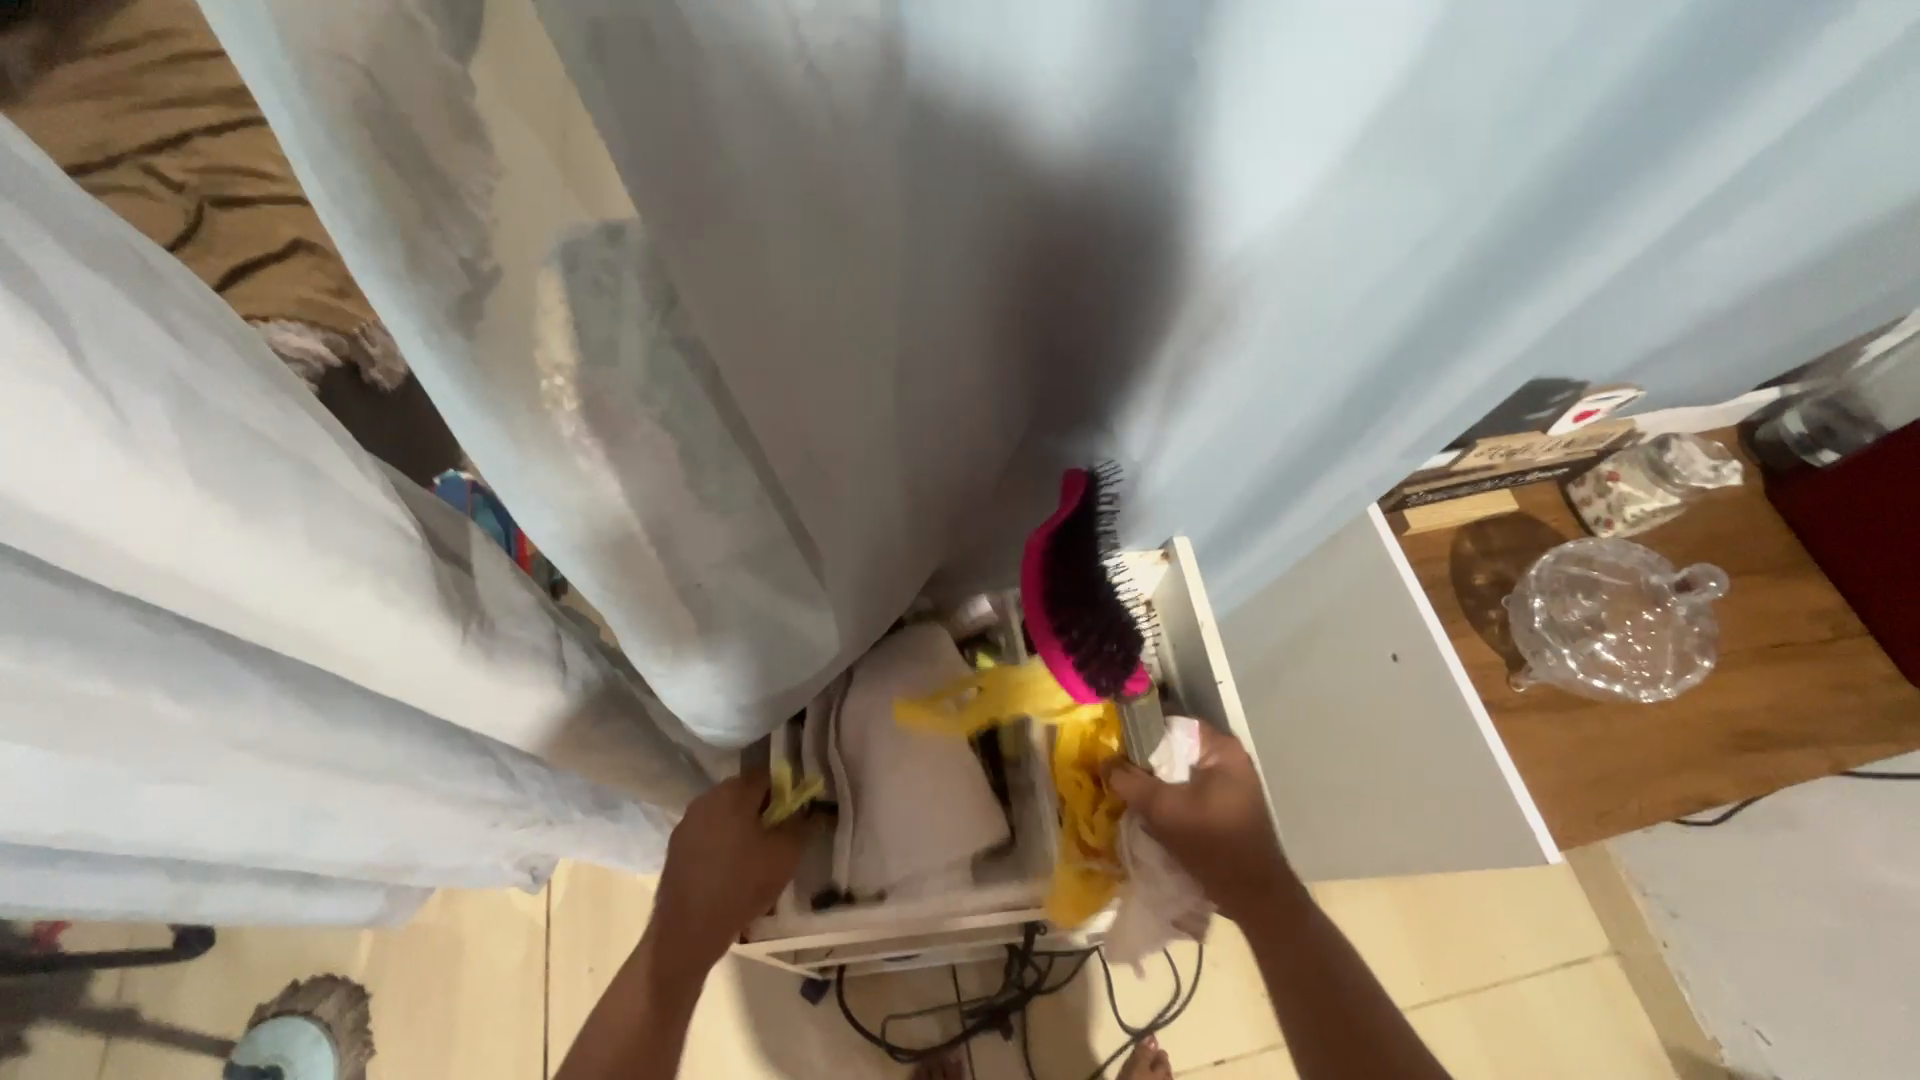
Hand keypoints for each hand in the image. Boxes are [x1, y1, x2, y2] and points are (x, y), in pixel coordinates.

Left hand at [647, 770, 811, 974]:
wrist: (688, 930)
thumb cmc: (742, 884)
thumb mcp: (786, 855)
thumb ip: (803, 824)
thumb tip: (812, 810)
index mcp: (732, 793)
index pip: (766, 776)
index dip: (785, 792)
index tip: (793, 817)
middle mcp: (706, 799)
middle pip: (743, 793)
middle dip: (763, 810)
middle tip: (778, 838)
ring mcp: (686, 823)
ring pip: (724, 814)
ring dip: (741, 827)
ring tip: (755, 857)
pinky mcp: (675, 847)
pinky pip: (707, 834)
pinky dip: (722, 843)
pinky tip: (730, 871)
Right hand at [1105, 723, 1298, 923]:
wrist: (1253, 895)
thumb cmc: (1211, 844)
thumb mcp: (1163, 810)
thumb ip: (1129, 781)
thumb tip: (1103, 760)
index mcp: (1220, 748)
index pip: (1170, 723)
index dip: (1139, 732)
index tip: (1114, 747)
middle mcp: (1228, 757)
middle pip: (1174, 747)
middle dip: (1144, 759)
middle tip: (1115, 771)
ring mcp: (1229, 781)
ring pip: (1179, 770)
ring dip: (1155, 780)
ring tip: (1127, 790)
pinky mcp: (1224, 803)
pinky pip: (1188, 788)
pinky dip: (1169, 795)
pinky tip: (1149, 809)